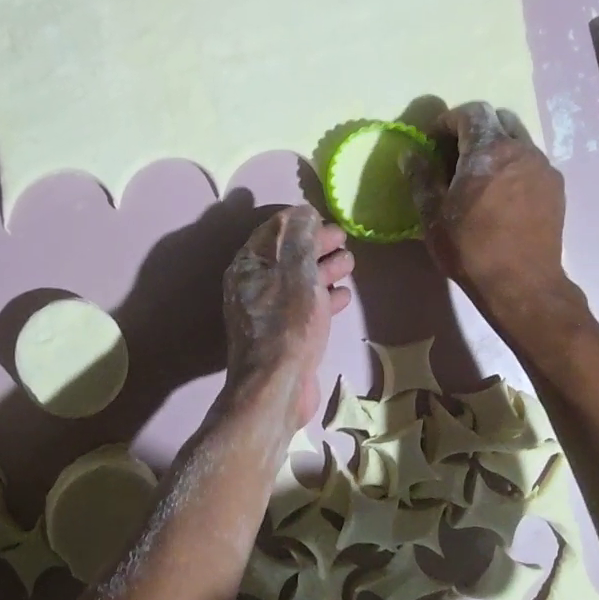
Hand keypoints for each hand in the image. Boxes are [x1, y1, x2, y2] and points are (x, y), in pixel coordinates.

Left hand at [220, 205, 353, 428]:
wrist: (277, 386)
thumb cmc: (288, 322)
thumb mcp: (297, 269)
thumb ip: (300, 237)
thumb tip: (304, 213)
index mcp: (249, 265)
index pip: (274, 230)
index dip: (302, 222)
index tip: (328, 220)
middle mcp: (252, 286)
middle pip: (288, 255)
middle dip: (316, 244)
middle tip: (344, 240)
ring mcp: (267, 313)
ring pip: (298, 281)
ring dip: (323, 269)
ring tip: (349, 264)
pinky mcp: (283, 336)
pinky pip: (304, 308)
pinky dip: (323, 298)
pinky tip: (343, 296)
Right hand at [406, 101, 583, 325]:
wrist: (522, 283)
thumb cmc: (470, 248)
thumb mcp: (433, 215)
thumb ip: (420, 178)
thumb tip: (410, 153)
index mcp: (489, 150)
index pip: (471, 112)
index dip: (448, 121)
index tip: (433, 142)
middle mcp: (521, 149)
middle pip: (498, 120)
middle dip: (473, 130)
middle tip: (454, 157)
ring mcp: (543, 167)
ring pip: (518, 140)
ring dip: (495, 148)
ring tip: (478, 177)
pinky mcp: (555, 188)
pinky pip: (531, 163)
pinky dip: (512, 166)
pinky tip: (500, 196)